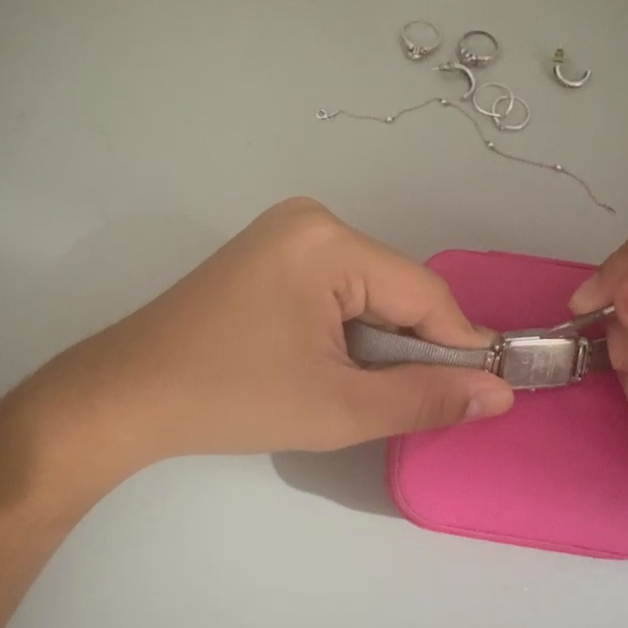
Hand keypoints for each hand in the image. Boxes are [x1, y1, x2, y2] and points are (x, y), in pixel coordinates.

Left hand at [17, 198, 514, 474]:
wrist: (127, 394)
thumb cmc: (232, 399)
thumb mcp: (339, 408)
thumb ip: (426, 398)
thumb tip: (500, 395)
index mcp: (329, 241)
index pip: (424, 294)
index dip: (459, 348)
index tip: (480, 396)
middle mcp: (311, 219)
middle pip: (394, 288)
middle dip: (409, 347)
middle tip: (406, 404)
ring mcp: (285, 231)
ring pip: (367, 290)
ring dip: (376, 341)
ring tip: (355, 389)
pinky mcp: (268, 252)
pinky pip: (334, 287)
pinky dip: (345, 328)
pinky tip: (326, 365)